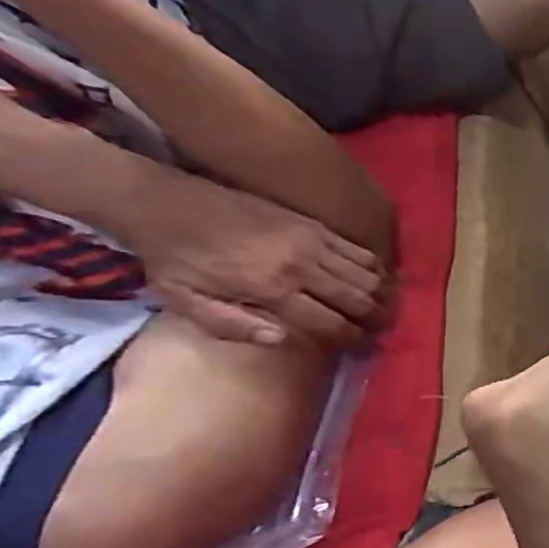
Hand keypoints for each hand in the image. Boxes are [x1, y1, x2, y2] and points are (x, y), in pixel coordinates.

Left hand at [118, 170, 388, 349]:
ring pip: (369, 276)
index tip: (360, 345)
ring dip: (383, 296)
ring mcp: (313, 243)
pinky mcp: (316, 226)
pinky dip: (376, 270)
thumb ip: (231, 325)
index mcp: (270, 289)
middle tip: (382, 329)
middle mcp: (301, 266)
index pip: (331, 323)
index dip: (352, 339)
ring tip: (385, 307)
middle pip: (360, 299)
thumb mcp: (184, 300)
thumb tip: (282, 338)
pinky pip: (362, 252)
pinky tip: (376, 281)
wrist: (163, 202)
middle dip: (377, 319)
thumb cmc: (172, 258)